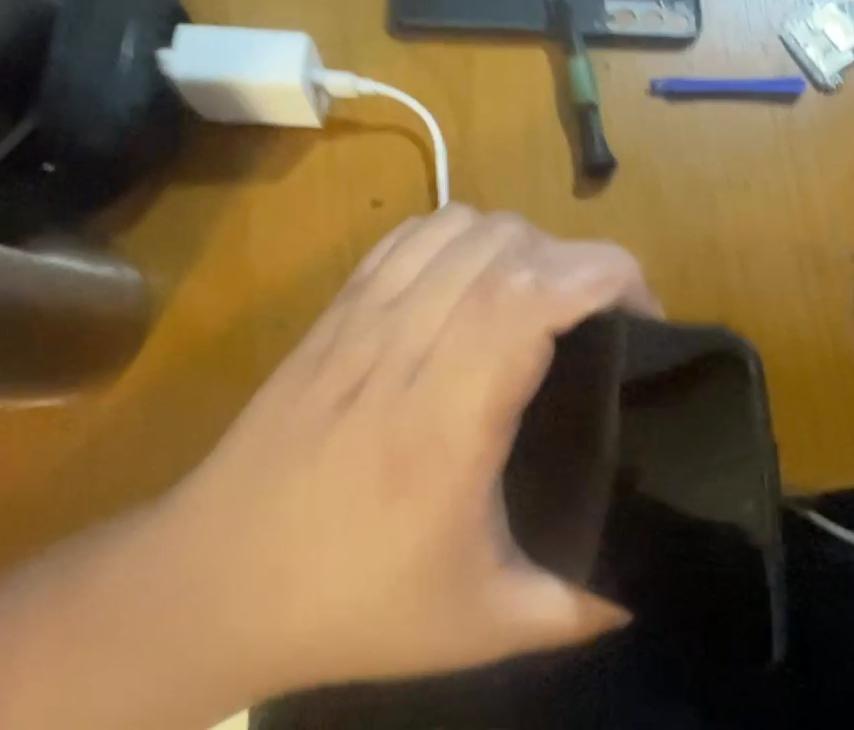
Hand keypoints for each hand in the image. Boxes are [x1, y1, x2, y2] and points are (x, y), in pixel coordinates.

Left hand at [148, 206, 655, 695]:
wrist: (207, 583)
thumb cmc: (349, 604)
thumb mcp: (480, 625)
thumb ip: (574, 607)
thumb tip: (644, 587)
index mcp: (447, 419)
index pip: (530, 294)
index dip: (602, 275)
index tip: (646, 311)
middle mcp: (405, 349)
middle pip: (506, 246)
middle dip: (578, 260)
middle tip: (608, 316)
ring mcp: (362, 321)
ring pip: (460, 228)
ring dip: (523, 244)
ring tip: (547, 295)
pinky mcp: (334, 314)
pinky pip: (409, 237)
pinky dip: (461, 235)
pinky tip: (478, 278)